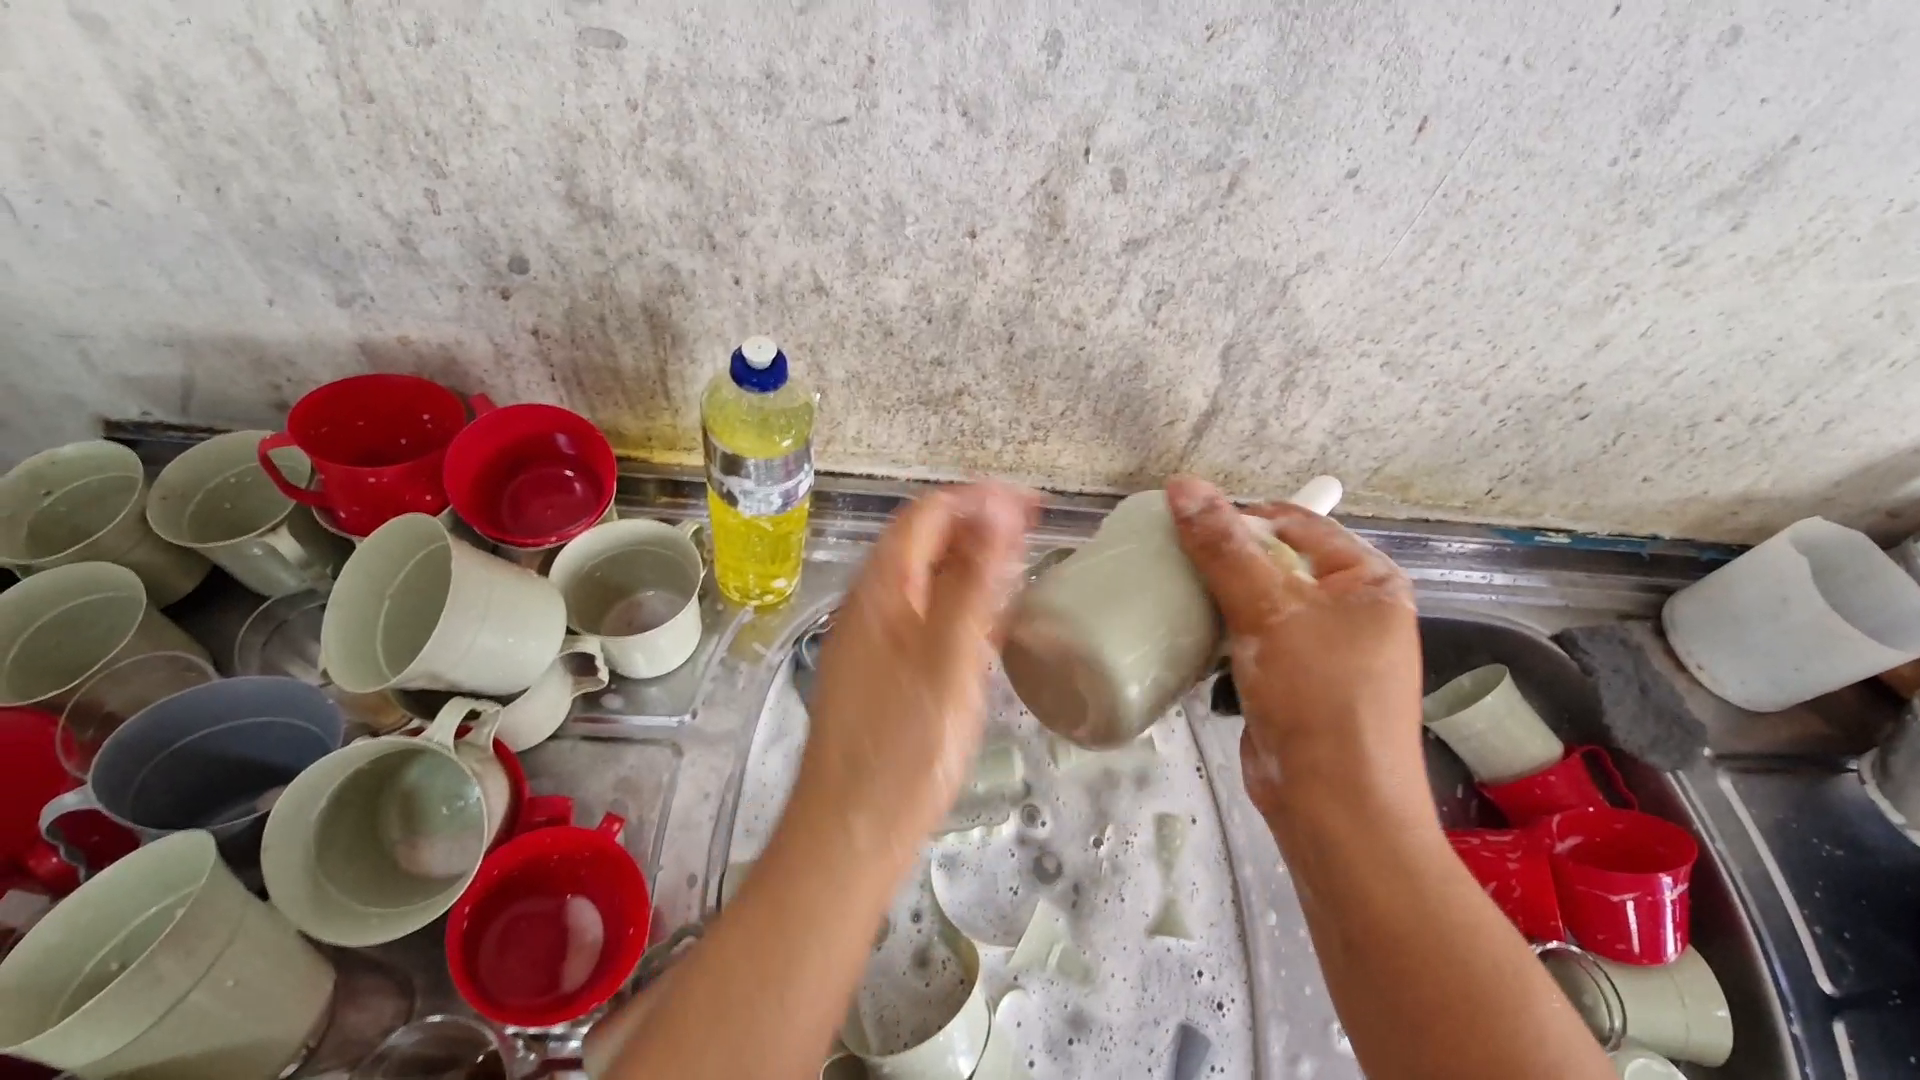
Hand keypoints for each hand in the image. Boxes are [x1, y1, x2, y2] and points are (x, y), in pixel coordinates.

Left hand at [793, 481, 1036, 860]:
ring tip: (1019, 569)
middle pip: (922, 545)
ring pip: (923, 583)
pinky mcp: (881, 676)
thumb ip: (974, 583)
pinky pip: (922, 620)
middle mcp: (869, 608)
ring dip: (969, 566)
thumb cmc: (902, 750)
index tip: (1032, 504)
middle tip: (1033, 531)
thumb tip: (999, 510)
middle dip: (976, 527)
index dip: (977, 499)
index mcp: (880, 593)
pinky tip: (986, 628)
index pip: (926, 516)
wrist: (850, 834)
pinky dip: (958, 607)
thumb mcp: (948, 659)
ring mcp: (872, 643)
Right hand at [1166, 474, 1426, 824]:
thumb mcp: (1271, 611)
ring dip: (1216, 598)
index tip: (1184, 517)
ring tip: (1166, 587)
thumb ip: (1224, 549)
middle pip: (1276, 563)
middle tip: (1166, 553)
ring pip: (1258, 605)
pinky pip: (1249, 643)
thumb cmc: (1319, 696)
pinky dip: (1219, 635)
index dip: (1242, 515)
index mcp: (1368, 581)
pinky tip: (1182, 632)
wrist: (1333, 805)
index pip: (1298, 524)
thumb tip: (1183, 486)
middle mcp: (1351, 611)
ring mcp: (1321, 652)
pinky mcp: (1291, 686)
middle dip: (1223, 559)